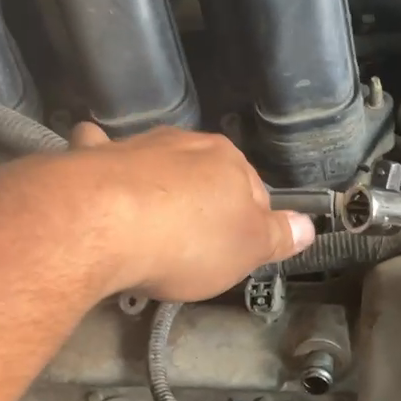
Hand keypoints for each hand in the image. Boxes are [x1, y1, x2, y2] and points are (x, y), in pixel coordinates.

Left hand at [27, 124, 314, 301]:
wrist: (102, 225)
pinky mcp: (92, 158)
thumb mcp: (248, 250)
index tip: (235, 257)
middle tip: (195, 252)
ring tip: (151, 231)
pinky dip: (103, 163)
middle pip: (205, 179)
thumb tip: (308, 225)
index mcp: (230, 162)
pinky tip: (99, 179)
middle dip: (204, 207)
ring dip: (160, 190)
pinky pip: (102, 154)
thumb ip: (279, 236)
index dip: (249, 227)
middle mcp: (186, 143)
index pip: (254, 193)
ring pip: (159, 167)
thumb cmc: (188, 243)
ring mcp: (137, 146)